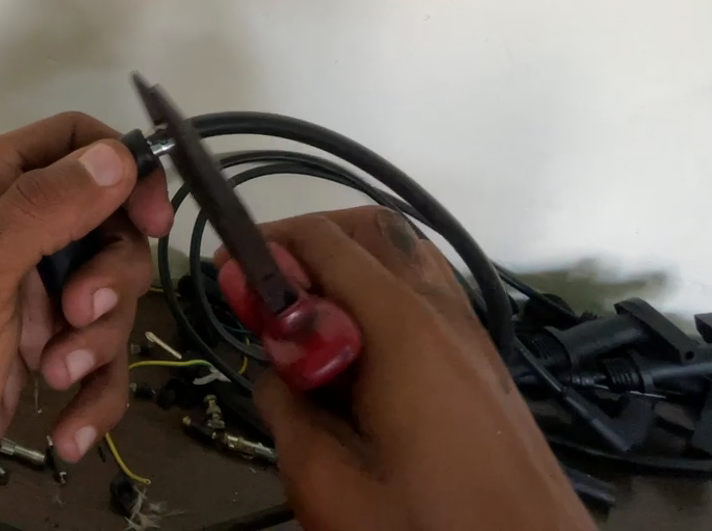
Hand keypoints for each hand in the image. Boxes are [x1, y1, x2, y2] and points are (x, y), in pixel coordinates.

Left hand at [0, 113, 173, 529]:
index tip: (151, 221)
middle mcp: (5, 227)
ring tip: (56, 372)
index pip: (70, 140)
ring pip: (106, 287)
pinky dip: (93, 387)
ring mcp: (23, 285)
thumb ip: (43, 208)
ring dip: (97, 339)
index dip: (121, 167)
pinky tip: (69, 427)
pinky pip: (94, 346)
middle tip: (82, 316)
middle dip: (109, 274)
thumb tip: (114, 155)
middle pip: (102, 218)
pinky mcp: (36, 341)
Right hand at [216, 207, 591, 530]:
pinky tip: (356, 353)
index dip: (264, 243)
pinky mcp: (484, 367)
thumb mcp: (328, 484)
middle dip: (310, 239)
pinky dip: (379, 295)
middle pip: (372, 227)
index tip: (227, 274)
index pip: (322, 239)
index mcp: (403, 327)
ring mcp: (471, 337)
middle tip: (270, 285)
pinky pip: (425, 295)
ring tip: (310, 316)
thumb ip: (284, 407)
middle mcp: (442, 313)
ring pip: (403, 256)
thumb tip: (275, 364)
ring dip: (347, 264)